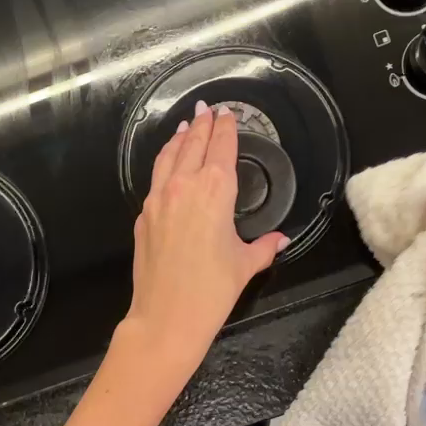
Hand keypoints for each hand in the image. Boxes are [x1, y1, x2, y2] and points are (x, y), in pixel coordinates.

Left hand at [119, 102, 287, 379]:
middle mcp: (185, 186)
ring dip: (179, 138)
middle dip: (203, 125)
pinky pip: (155, 178)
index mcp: (216, 191)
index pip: (222, 147)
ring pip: (169, 157)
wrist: (166, 317)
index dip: (226, 128)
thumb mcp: (245, 266)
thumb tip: (281, 240)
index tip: (228, 113)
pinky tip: (168, 163)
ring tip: (186, 125)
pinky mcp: (144, 216)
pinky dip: (164, 162)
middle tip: (208, 109)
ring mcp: (159, 199)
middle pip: (194, 144)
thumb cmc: (212, 291)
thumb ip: (264, 247)